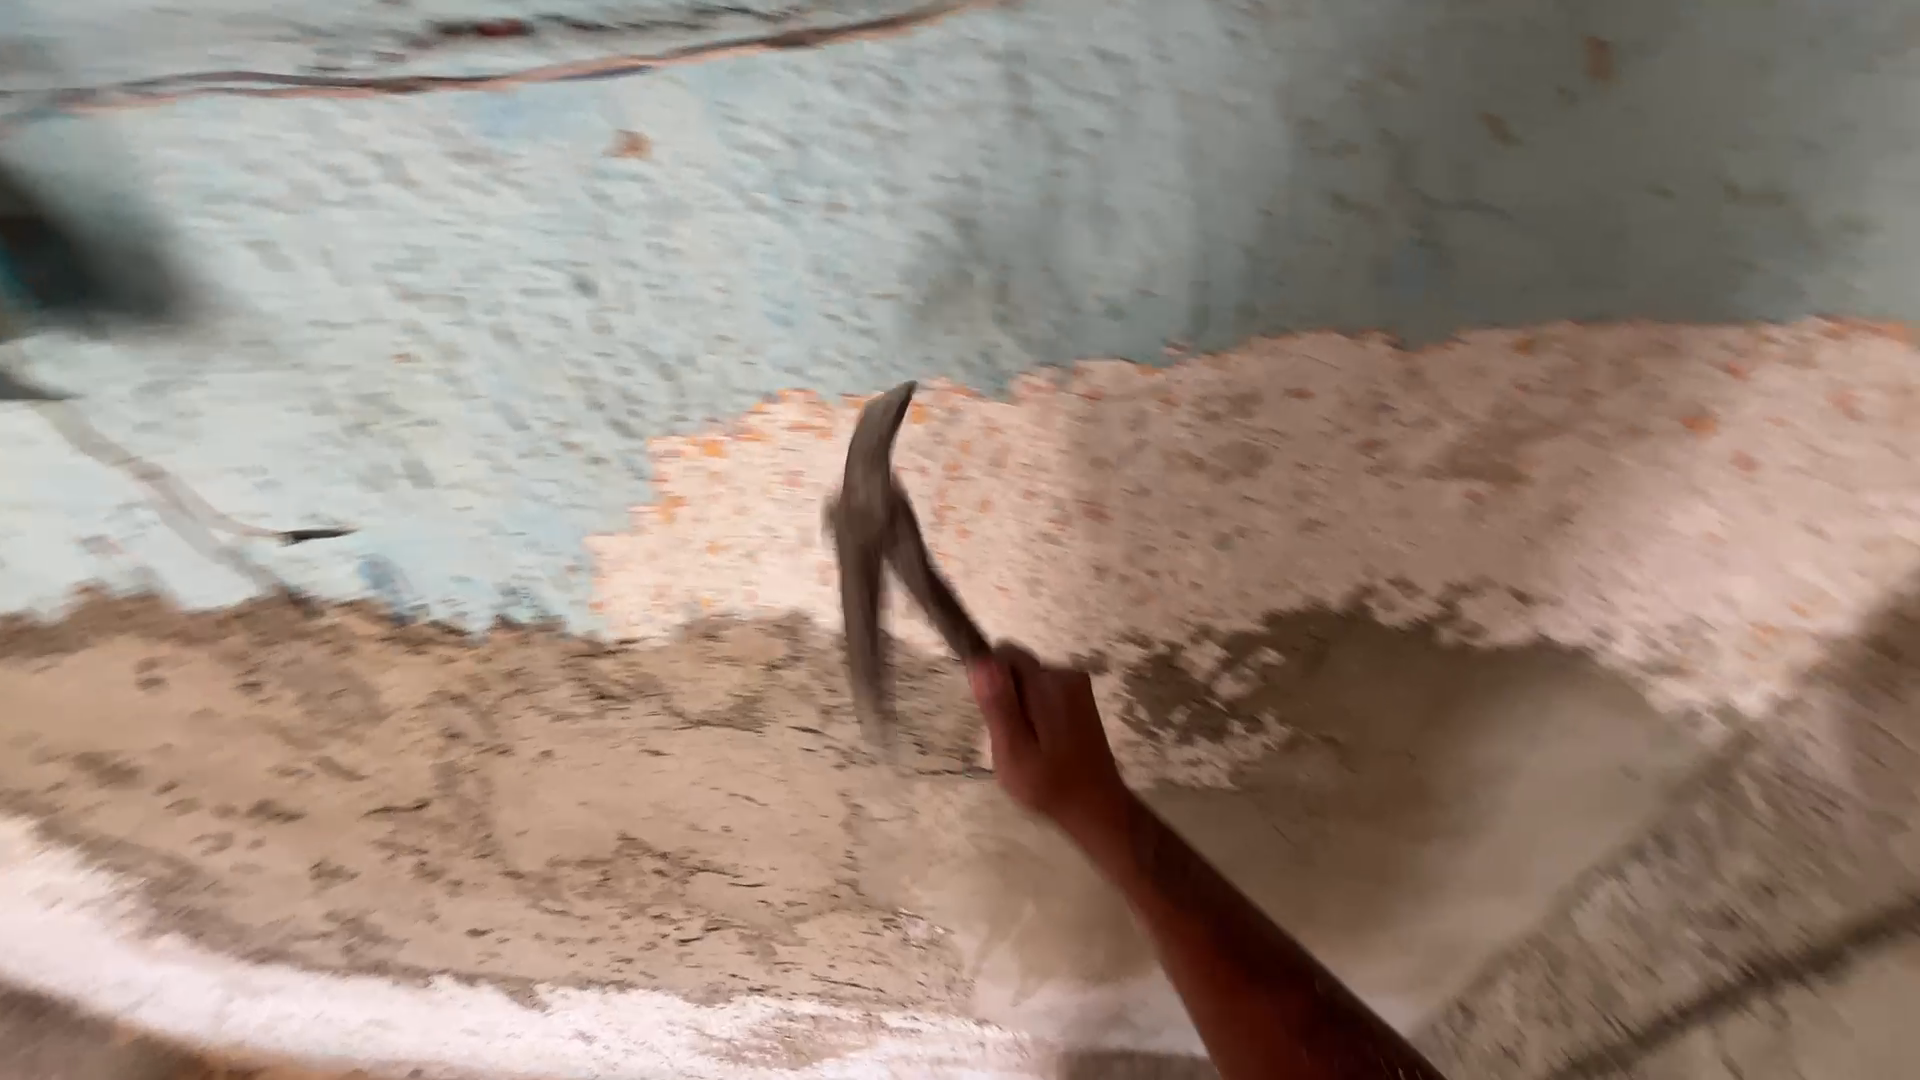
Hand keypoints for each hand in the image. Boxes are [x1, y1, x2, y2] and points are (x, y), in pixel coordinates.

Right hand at [968, 644, 1133, 841]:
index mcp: (1047, 684)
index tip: (993, 712)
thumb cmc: (1049, 784)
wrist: (1097, 807)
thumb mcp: (1013, 750)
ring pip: (1031, 681)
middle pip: (1019, 667)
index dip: (991, 678)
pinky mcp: (1082, 698)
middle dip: (1007, 695)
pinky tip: (1043, 743)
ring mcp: (1078, 686)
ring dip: (1022, 705)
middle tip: (1010, 737)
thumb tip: (980, 660)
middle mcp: (1066, 675)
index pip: (1005, 654)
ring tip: (1028, 744)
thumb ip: (997, 704)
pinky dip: (1037, 711)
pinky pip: (1046, 691)